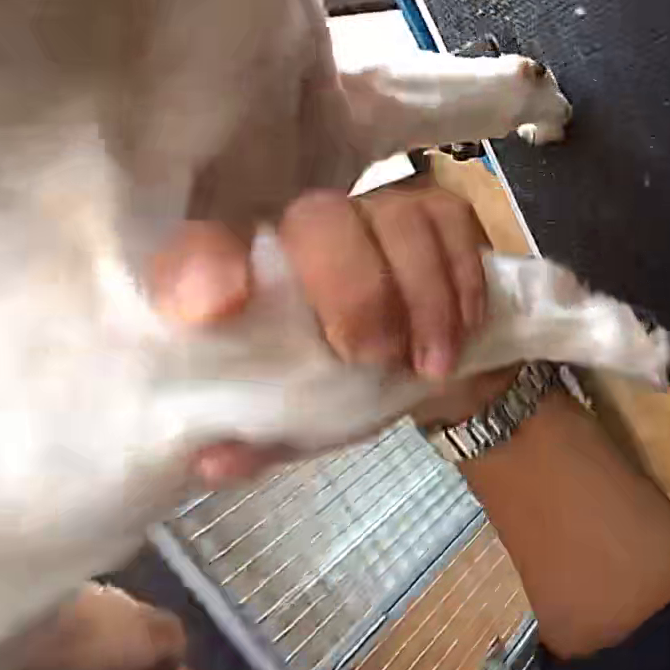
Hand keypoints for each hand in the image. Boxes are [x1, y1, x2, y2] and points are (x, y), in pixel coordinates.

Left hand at [148, 181, 507, 486]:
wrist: (432, 358)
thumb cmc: (356, 384)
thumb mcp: (307, 424)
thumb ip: (264, 438)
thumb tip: (216, 459)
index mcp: (258, 274)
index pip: (205, 245)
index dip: (202, 266)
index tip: (215, 311)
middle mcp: (311, 227)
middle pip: (320, 218)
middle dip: (354, 289)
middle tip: (374, 355)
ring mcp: (381, 210)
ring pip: (400, 219)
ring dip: (423, 295)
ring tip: (433, 362)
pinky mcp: (440, 212)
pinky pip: (454, 225)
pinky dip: (462, 279)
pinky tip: (466, 324)